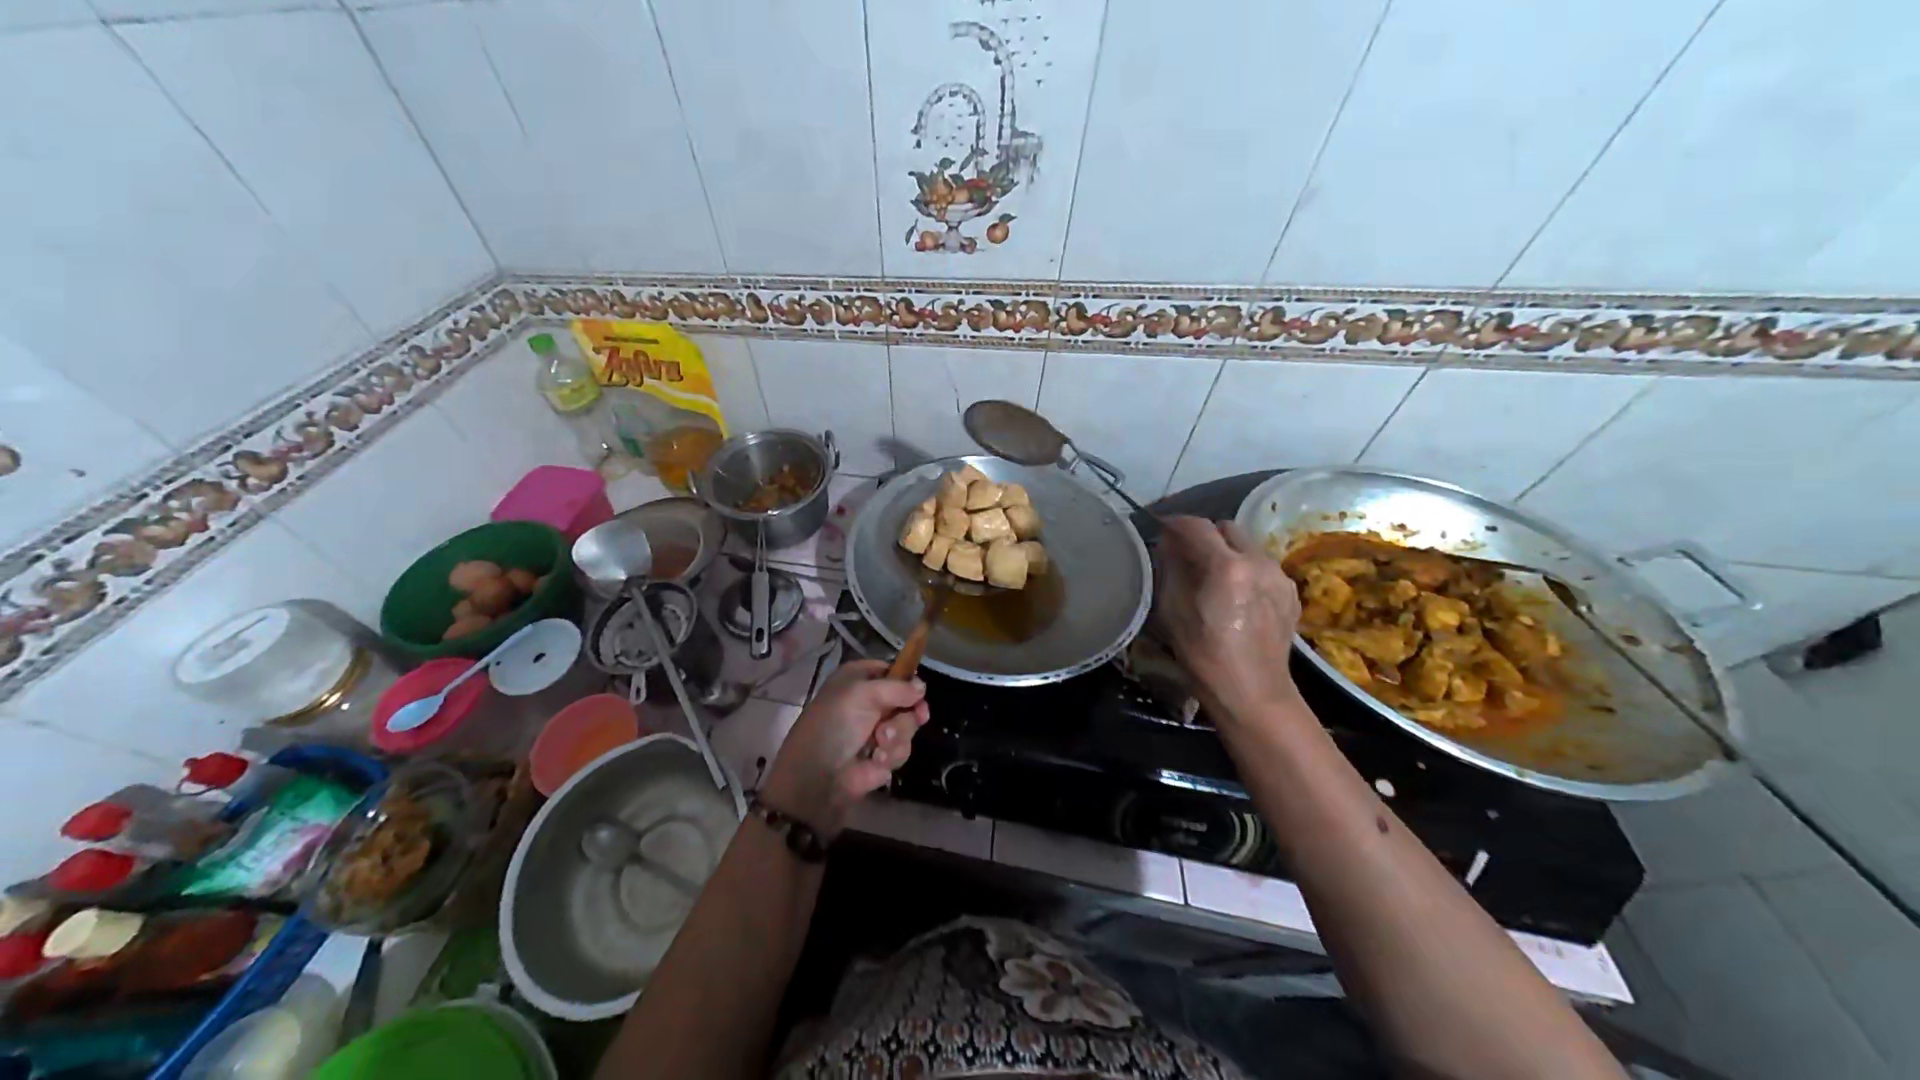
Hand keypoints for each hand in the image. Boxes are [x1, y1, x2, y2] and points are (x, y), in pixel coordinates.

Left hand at [760, 660, 929, 837]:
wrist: (817, 779)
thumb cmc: (833, 725)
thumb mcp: (861, 695)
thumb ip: (896, 688)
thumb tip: (922, 687)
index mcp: (858, 680)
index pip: (892, 670)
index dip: (907, 679)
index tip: (919, 690)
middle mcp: (869, 702)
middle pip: (908, 699)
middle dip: (909, 711)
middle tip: (917, 715)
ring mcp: (877, 730)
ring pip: (909, 724)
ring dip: (898, 734)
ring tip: (879, 743)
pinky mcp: (883, 756)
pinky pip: (902, 748)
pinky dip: (892, 754)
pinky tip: (876, 760)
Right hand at [1155, 516, 1302, 724]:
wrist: (1253, 692)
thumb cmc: (1204, 655)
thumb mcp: (1172, 610)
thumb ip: (1171, 568)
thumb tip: (1169, 542)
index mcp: (1226, 566)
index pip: (1197, 526)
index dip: (1175, 522)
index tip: (1161, 528)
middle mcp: (1258, 562)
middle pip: (1227, 528)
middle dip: (1205, 535)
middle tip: (1188, 554)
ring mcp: (1279, 576)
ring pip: (1248, 546)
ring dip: (1227, 551)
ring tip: (1212, 575)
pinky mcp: (1291, 592)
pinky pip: (1263, 566)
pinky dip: (1245, 569)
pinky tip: (1236, 595)